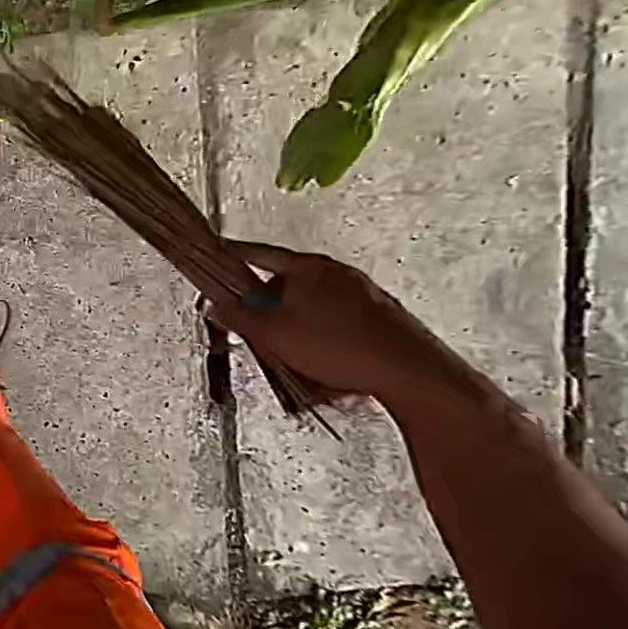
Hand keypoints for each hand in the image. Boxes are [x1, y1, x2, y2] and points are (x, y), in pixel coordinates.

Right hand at [210, 241, 473, 401]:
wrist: (411, 374)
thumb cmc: (338, 346)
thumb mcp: (273, 333)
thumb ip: (238, 317)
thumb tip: (217, 305)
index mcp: (309, 268)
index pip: (260, 254)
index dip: (235, 255)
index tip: (218, 254)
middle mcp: (337, 274)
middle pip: (284, 285)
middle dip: (266, 309)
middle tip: (254, 332)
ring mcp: (362, 295)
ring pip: (309, 308)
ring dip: (293, 329)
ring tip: (291, 357)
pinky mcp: (379, 319)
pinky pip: (334, 324)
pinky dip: (319, 338)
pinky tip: (319, 364)